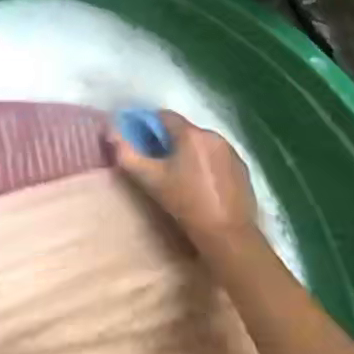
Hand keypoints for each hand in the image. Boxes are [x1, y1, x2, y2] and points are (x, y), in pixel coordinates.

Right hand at [112, 109, 259, 248]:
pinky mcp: (243, 169)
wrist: (228, 237)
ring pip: (201, 142)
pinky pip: (217, 156)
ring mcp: (231, 152)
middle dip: (169, 140)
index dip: (148, 126)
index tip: (141, 143)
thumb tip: (111, 131)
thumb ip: (125, 152)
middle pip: (183, 129)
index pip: (163, 116)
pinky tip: (201, 183)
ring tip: (180, 174)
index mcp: (190, 134)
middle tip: (158, 162)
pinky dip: (207, 163)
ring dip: (189, 151)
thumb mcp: (149, 179)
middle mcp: (213, 135)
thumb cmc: (186, 204)